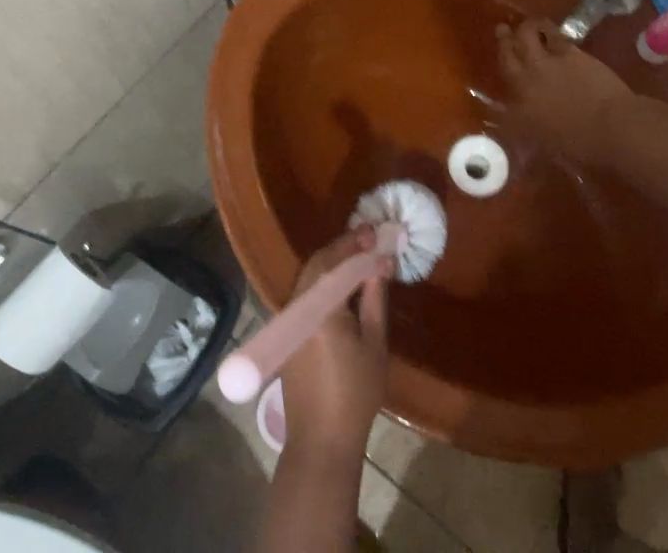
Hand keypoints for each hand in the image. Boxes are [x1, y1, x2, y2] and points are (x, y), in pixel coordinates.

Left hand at [280, 227, 392, 457]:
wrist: (320, 438)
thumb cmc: (355, 392)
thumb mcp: (374, 343)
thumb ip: (374, 298)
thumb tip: (380, 263)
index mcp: (319, 310)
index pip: (334, 262)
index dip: (355, 243)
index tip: (375, 230)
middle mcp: (297, 309)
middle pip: (316, 266)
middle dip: (342, 248)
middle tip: (368, 239)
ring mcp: (288, 321)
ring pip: (308, 279)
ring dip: (332, 263)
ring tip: (360, 255)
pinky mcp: (287, 333)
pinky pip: (304, 295)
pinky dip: (323, 282)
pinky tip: (343, 283)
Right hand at [496, 18, 633, 165]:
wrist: (611, 127)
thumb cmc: (581, 147)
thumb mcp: (545, 145)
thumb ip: (525, 128)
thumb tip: (509, 118)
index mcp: (518, 107)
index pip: (501, 83)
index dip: (497, 71)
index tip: (496, 60)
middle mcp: (527, 79)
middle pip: (508, 52)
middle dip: (504, 39)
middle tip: (502, 29)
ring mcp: (548, 62)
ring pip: (528, 35)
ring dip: (525, 28)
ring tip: (527, 24)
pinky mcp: (571, 52)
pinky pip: (554, 34)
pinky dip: (548, 29)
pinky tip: (550, 28)